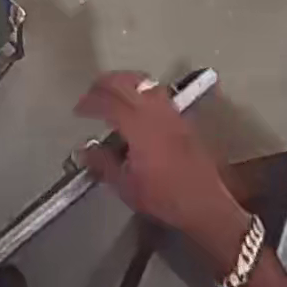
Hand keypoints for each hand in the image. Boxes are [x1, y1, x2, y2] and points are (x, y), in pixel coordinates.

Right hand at [74, 72, 247, 238]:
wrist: (207, 206)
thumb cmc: (165, 197)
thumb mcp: (126, 186)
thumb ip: (102, 163)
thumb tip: (84, 150)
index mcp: (136, 124)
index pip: (106, 100)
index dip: (88, 102)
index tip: (78, 110)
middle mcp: (153, 110)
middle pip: (122, 81)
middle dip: (102, 84)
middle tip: (90, 95)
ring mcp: (169, 111)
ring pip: (141, 80)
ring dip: (122, 80)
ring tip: (111, 90)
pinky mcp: (181, 117)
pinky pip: (155, 90)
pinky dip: (139, 87)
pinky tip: (136, 101)